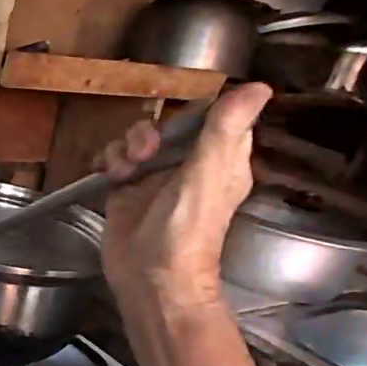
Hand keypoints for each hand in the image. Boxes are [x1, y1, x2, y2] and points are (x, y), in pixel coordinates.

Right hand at [98, 82, 272, 313]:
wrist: (150, 279)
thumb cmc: (185, 233)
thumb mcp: (206, 177)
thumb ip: (225, 132)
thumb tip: (259, 86)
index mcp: (220, 160)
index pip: (210, 117)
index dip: (192, 111)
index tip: (176, 121)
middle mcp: (187, 166)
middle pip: (166, 125)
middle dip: (148, 131)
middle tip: (143, 152)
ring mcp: (153, 179)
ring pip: (136, 140)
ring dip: (124, 146)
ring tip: (123, 170)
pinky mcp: (125, 191)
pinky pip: (114, 159)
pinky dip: (107, 160)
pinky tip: (108, 175)